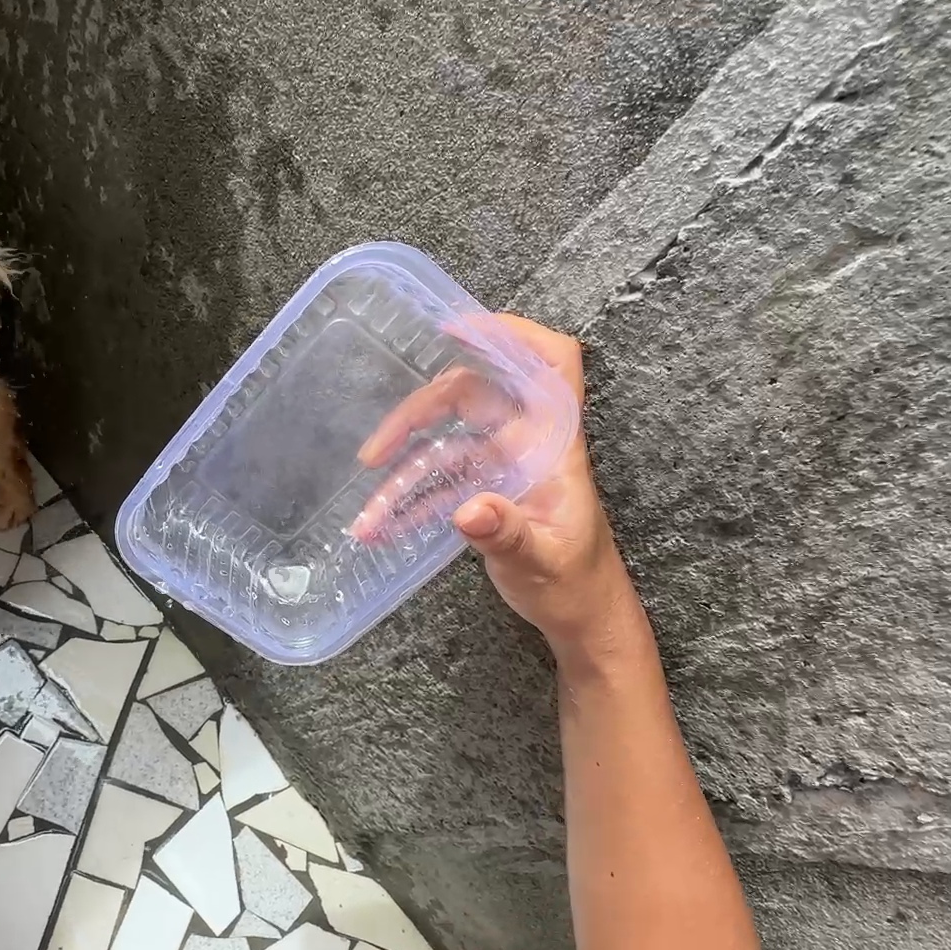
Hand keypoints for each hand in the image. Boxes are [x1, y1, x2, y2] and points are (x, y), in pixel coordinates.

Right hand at [354, 314, 633, 645]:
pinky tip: (380, 527)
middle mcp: (526, 444)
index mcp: (553, 444)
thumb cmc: (576, 586)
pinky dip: (407, 502)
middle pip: (472, 397)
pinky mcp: (484, 492)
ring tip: (366, 510)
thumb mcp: (541, 562)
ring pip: (446, 443)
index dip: (509, 335)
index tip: (454, 331)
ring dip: (402, 471)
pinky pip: (438, 483)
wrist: (584, 619)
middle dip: (419, 413)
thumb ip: (508, 534)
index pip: (548, 364)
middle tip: (375, 450)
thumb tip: (466, 510)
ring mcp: (502, 467)